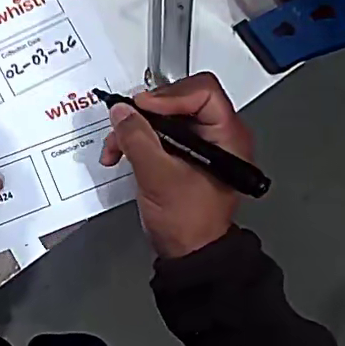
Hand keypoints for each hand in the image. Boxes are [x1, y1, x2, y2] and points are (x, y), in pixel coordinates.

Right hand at [100, 73, 252, 258]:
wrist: (189, 254)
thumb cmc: (191, 225)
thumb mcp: (159, 177)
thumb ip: (138, 139)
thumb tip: (123, 112)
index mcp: (227, 136)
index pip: (203, 92)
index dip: (170, 96)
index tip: (144, 108)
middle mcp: (216, 135)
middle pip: (179, 98)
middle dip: (145, 112)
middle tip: (127, 121)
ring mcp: (197, 143)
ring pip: (162, 114)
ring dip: (134, 127)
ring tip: (117, 144)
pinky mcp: (179, 152)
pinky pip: (155, 131)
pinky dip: (134, 138)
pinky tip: (120, 151)